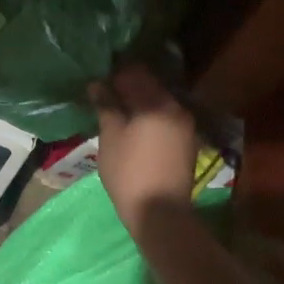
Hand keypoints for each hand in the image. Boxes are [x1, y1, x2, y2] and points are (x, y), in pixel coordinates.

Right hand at [91, 63, 199, 238]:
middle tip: (105, 94)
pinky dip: (150, 115)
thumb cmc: (129, 172)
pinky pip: (165, 117)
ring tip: (117, 112)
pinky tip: (134, 127)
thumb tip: (97, 84)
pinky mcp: (186, 140)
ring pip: (159, 101)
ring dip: (139, 102)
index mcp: (156, 102)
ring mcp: (185, 124)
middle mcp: (176, 107)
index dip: (115, 72)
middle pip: (150, 86)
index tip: (99, 78)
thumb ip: (106, 106)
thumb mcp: (110, 137)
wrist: (160, 211)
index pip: (135, 72)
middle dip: (128, 86)